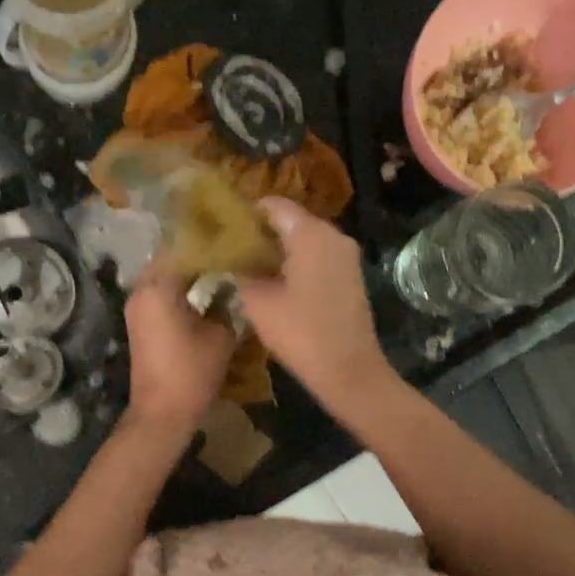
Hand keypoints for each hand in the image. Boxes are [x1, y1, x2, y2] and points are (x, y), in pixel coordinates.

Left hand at [124, 255, 236, 432]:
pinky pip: (160, 293)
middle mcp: (142, 290)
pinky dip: (180, 288)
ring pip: (165, 275)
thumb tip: (233, 286)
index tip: (235, 235)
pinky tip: (206, 291)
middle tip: (231, 248)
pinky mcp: (139, 322)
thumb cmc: (191, 372)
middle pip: (171, 258)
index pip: (185, 246)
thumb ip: (227, 304)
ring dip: (189, 271)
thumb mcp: (221, 335)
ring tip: (223, 266)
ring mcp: (137, 307)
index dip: (211, 240)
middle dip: (199, 253)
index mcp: (159, 286)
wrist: (161, 412)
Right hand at [237, 198, 394, 406]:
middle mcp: (333, 235)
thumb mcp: (258, 303)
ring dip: (279, 249)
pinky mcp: (350, 275)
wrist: (348, 370)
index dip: (247, 213)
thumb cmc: (300, 333)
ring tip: (249, 266)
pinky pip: (317, 256)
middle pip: (291, 220)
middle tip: (232, 249)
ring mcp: (346, 255)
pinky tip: (275, 282)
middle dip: (262, 232)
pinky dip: (296, 262)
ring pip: (305, 239)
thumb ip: (242, 272)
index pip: (274, 205)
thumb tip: (230, 259)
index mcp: (310, 234)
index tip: (224, 228)